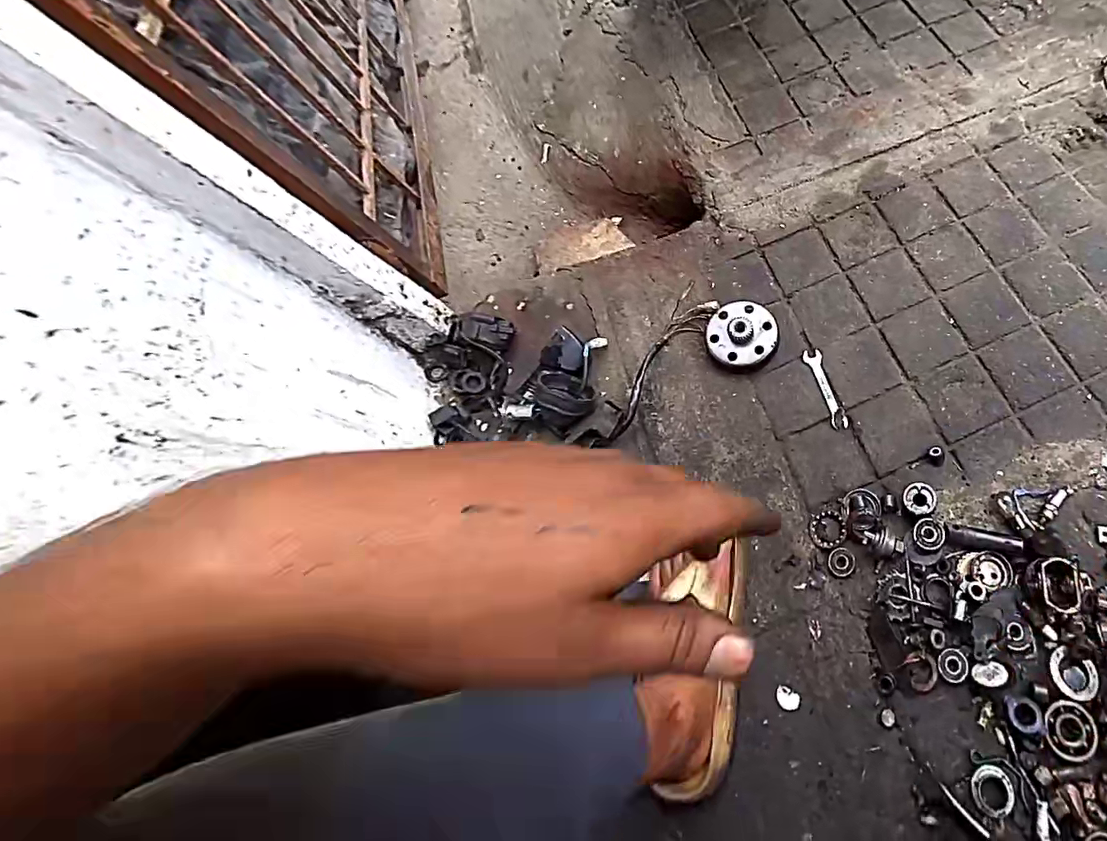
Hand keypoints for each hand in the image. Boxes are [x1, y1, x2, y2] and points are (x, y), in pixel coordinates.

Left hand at [89, 443, 779, 686]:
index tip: (768, 526)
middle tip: (710, 549)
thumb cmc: (467, 605)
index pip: (720, 506)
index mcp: (638, 515)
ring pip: (631, 480)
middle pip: (679, 488)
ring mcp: (557, 458)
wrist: (337, 540)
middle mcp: (608, 473)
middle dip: (705, 518)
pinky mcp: (512, 457)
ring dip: (655, 509)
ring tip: (647, 546)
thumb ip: (669, 640)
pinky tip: (569, 533)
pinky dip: (607, 500)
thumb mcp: (580, 645)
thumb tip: (745, 649)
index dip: (751, 518)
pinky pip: (586, 474)